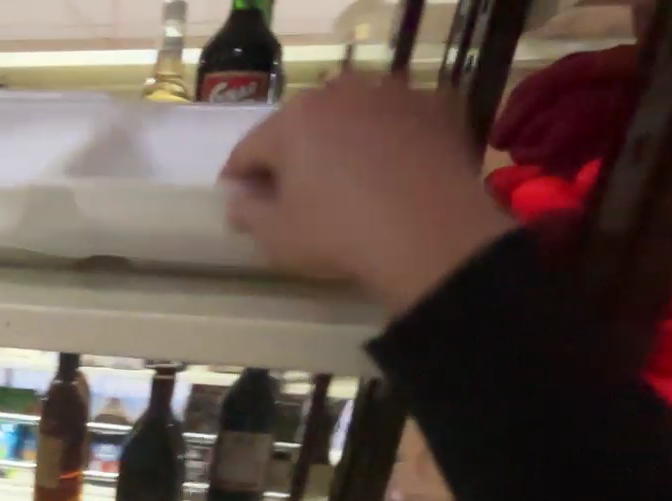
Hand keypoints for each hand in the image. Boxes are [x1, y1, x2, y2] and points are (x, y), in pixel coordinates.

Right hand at [221, 74, 515, 314]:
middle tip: (290, 194)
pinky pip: (393, 121)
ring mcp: (391, 93)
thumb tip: (239, 199)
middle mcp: (339, 93)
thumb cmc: (337, 233)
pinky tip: (386, 173)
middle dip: (289, 156)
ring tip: (341, 181)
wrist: (429, 233)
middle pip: (298, 126)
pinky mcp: (434, 105)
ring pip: (347, 117)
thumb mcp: (275, 236)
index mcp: (292, 121)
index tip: (240, 203)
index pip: (247, 149)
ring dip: (337, 143)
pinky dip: (383, 141)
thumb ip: (247, 212)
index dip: (237, 179)